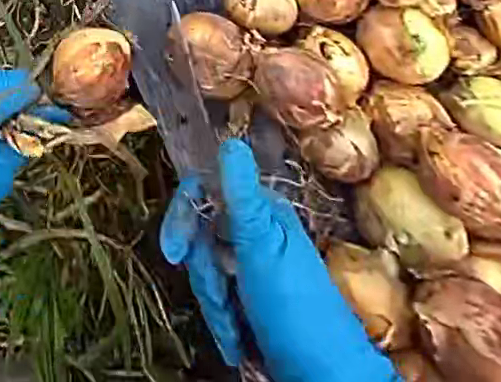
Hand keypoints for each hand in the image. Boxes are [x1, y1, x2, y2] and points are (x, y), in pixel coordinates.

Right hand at [161, 139, 393, 381]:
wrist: (327, 380)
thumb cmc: (296, 308)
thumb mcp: (262, 247)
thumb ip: (241, 194)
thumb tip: (230, 141)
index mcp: (261, 211)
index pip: (204, 190)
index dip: (182, 215)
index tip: (173, 252)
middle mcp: (256, 232)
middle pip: (201, 234)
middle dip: (204, 272)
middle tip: (223, 297)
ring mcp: (254, 268)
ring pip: (207, 269)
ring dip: (214, 303)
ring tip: (236, 331)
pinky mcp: (252, 301)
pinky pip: (219, 299)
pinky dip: (223, 322)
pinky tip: (237, 341)